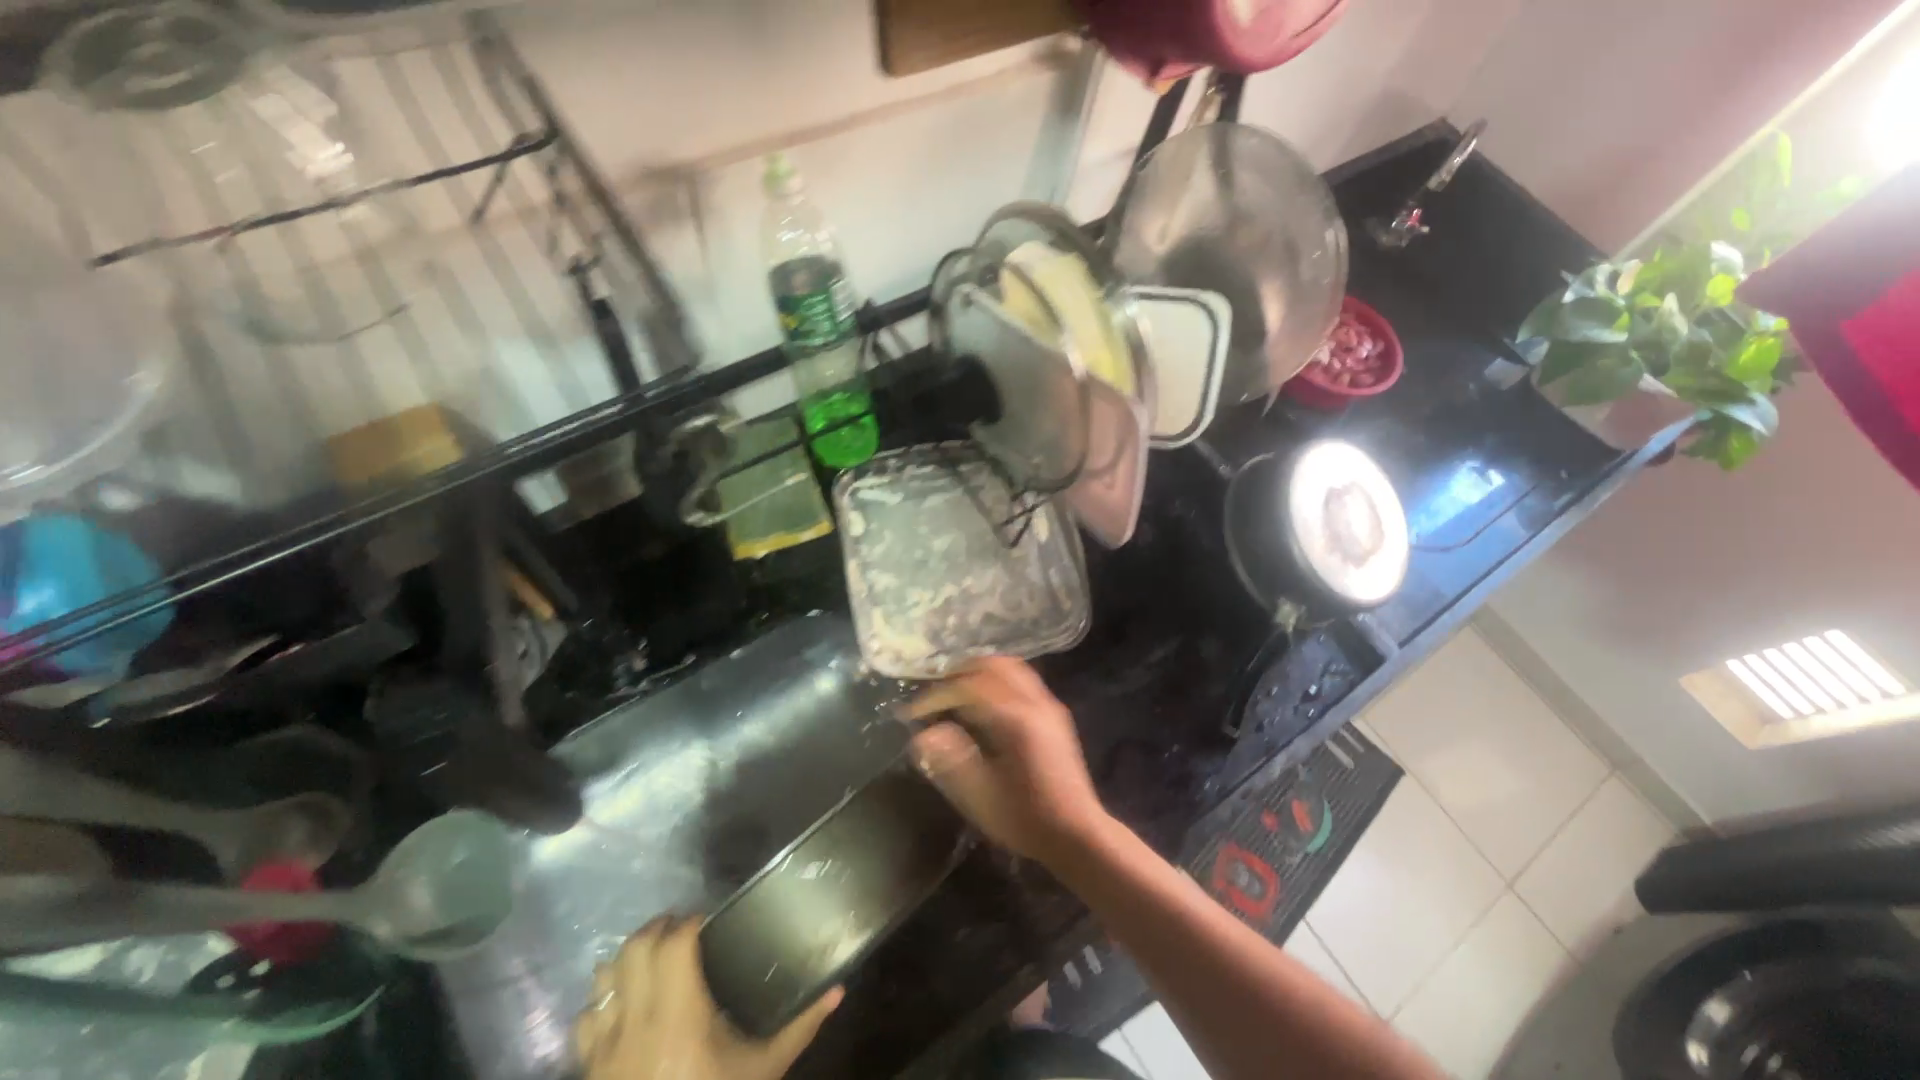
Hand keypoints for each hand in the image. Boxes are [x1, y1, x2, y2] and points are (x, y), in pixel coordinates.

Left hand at [574, 916, 840, 1079]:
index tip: (708, 921)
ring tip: (654, 956)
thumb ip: (799, 1026)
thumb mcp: (765, 1068)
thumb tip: (837, 990)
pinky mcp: (589, 1066)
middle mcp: (636, 1022)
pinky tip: (625, 1002)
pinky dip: (603, 999)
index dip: (690, 922)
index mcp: (680, 1017)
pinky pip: (587, 1016)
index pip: (674, 945)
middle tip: (683, 929)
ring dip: (628, 957)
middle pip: (635, 949)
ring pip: (604, 976)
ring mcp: (606, 1045)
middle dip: (659, 929)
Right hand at [900, 657, 1109, 863]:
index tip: (912, 713)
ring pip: (1010, 668)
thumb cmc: (1026, 818)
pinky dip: (997, 681)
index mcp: (1015, 720)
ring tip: (955, 696)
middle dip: (958, 674)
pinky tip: (983, 706)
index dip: (935, 696)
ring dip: (979, 674)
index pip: (967, 687)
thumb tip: (923, 736)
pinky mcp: (1055, 715)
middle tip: (934, 696)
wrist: (1077, 833)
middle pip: (992, 665)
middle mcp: (1035, 703)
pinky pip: (1022, 680)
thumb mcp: (980, 796)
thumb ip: (951, 762)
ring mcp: (1049, 706)